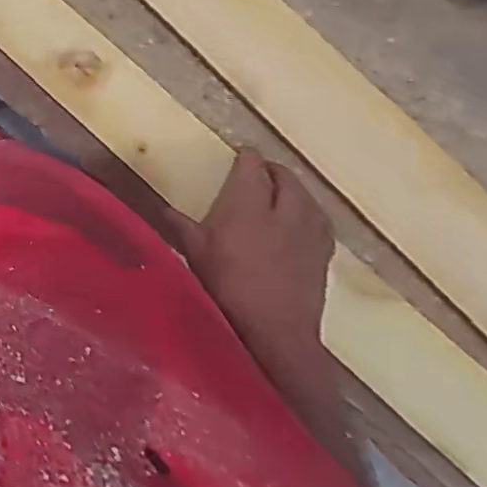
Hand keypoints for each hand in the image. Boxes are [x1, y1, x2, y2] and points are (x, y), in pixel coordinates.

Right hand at [176, 149, 334, 355]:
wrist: (276, 331)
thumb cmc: (229, 287)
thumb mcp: (196, 255)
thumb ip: (181, 227)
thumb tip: (163, 210)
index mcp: (249, 201)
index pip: (252, 164)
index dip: (246, 156)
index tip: (238, 156)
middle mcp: (284, 207)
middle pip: (284, 175)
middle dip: (271, 170)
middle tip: (257, 173)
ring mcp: (308, 230)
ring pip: (306, 195)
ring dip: (293, 188)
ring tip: (280, 192)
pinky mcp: (324, 253)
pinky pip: (319, 219)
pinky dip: (309, 212)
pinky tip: (301, 222)